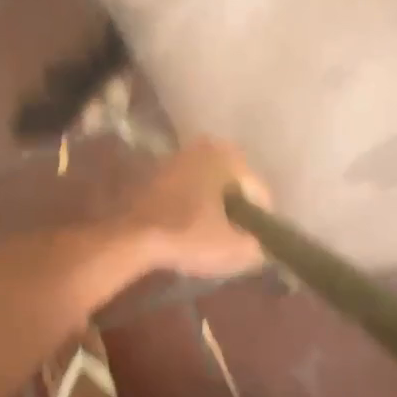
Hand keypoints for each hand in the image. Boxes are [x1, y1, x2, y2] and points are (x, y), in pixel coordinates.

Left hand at [121, 137, 270, 277]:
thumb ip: (259, 245)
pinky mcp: (157, 170)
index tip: (258, 244)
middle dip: (239, 209)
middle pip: (234, 185)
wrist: (133, 235)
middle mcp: (204, 147)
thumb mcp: (236, 249)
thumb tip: (261, 245)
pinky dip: (193, 203)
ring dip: (215, 205)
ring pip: (210, 184)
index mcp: (228, 157)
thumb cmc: (189, 235)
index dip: (263, 221)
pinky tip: (191, 226)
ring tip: (216, 235)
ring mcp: (178, 156)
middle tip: (239, 238)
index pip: (259, 191)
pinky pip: (188, 187)